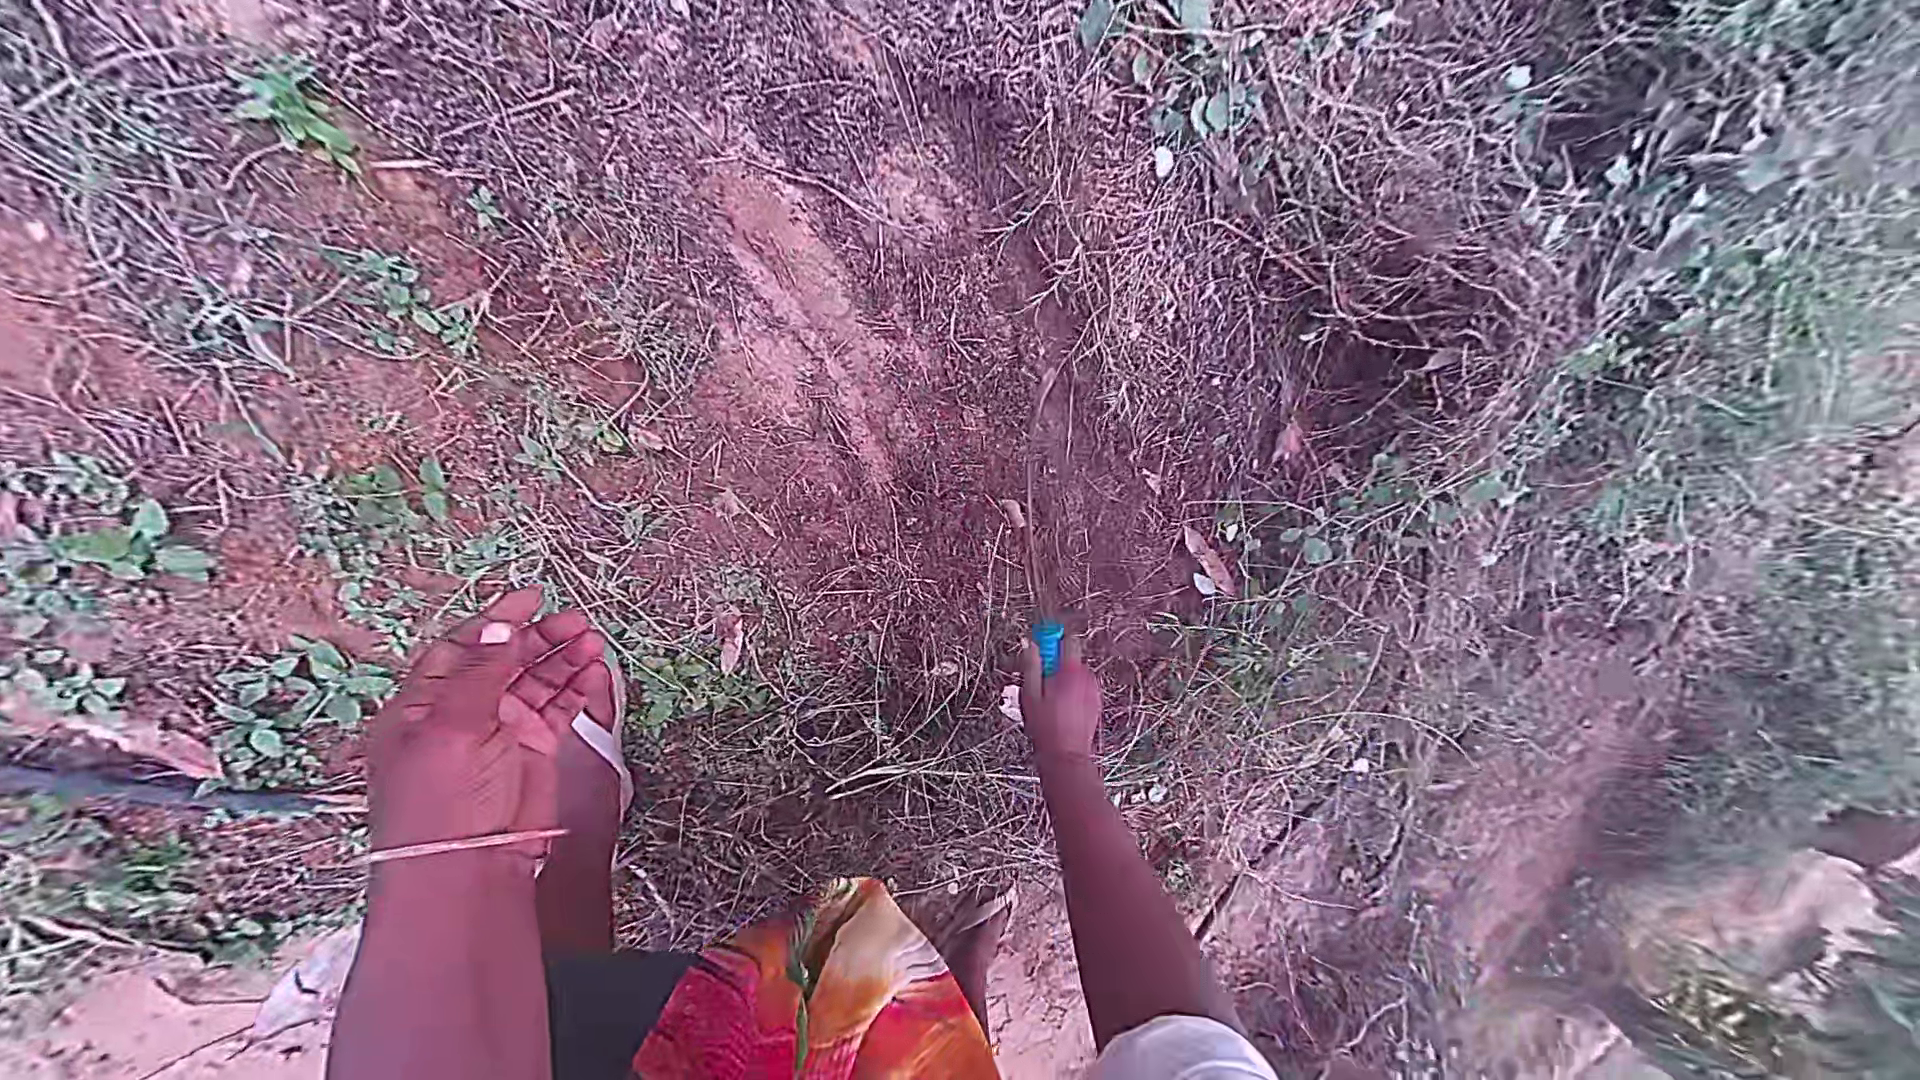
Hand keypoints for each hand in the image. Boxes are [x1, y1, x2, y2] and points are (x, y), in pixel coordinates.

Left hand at [365, 586, 605, 861]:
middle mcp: (465, 711)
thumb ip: (480, 675)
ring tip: (594, 645)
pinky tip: (595, 675)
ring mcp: (504, 729)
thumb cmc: (444, 801)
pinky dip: (579, 689)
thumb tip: (500, 628)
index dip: (497, 620)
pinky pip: (561, 706)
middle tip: (577, 623)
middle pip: (508, 659)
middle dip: (543, 638)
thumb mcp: (452, 729)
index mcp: (426, 704)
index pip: (463, 647)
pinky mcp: (535, 746)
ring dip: (566, 660)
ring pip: (540, 680)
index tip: (532, 597)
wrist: (471, 864)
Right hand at [1019, 633, 1101, 759]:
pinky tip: (1060, 708)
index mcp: (1071, 670)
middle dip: (1054, 664)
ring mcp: (1093, 690)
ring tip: (1049, 700)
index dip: (1052, 641)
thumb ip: (1031, 665)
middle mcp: (1086, 677)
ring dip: (1063, 679)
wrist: (1066, 756)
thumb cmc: (1046, 727)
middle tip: (1039, 682)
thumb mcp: (1030, 693)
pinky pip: (1081, 688)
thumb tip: (1030, 644)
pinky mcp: (1095, 702)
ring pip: (1075, 674)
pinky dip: (1071, 692)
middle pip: (1070, 658)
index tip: (1041, 651)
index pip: (1067, 639)